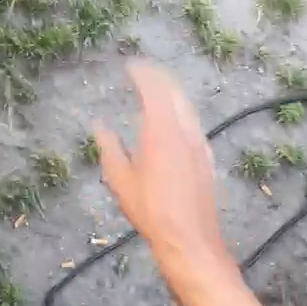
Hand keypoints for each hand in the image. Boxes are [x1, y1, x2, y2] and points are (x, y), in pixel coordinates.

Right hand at [91, 63, 231, 277]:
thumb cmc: (150, 211)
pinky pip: (193, 122)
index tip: (130, 65)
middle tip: (142, 70)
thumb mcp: (120, 180)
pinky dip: (180, 110)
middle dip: (159, 77)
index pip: (154, 90)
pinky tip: (173, 119)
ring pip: (187, 107)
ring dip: (171, 93)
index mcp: (161, 132)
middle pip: (175, 93)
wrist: (190, 240)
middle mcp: (185, 132)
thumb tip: (99, 125)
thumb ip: (110, 148)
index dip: (142, 74)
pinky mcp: (207, 158)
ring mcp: (200, 145)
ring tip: (156, 88)